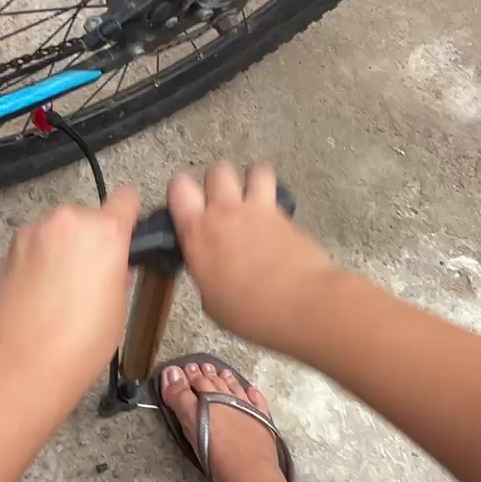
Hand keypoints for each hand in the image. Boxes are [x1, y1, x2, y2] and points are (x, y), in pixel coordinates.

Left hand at [0, 191, 140, 383]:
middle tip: (90, 277)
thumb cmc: (79, 341)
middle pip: (88, 218)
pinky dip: (38, 259)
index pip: (126, 199)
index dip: (128, 216)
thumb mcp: (118, 306)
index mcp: (106, 232)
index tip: (125, 233)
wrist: (26, 362)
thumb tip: (112, 267)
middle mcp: (69, 222)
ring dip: (62, 249)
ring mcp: (35, 232)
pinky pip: (34, 244)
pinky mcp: (11, 247)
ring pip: (58, 231)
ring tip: (60, 290)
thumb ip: (117, 272)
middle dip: (90, 241)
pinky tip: (39, 292)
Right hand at [169, 163, 337, 352]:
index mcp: (198, 232)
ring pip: (255, 169)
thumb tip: (214, 269)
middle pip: (218, 169)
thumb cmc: (250, 312)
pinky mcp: (288, 216)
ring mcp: (260, 210)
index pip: (179, 187)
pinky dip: (275, 206)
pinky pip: (278, 197)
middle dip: (219, 181)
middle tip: (222, 203)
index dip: (182, 192)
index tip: (187, 207)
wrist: (301, 305)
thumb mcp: (212, 300)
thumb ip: (207, 272)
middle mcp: (226, 212)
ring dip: (253, 180)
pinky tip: (277, 228)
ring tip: (254, 200)